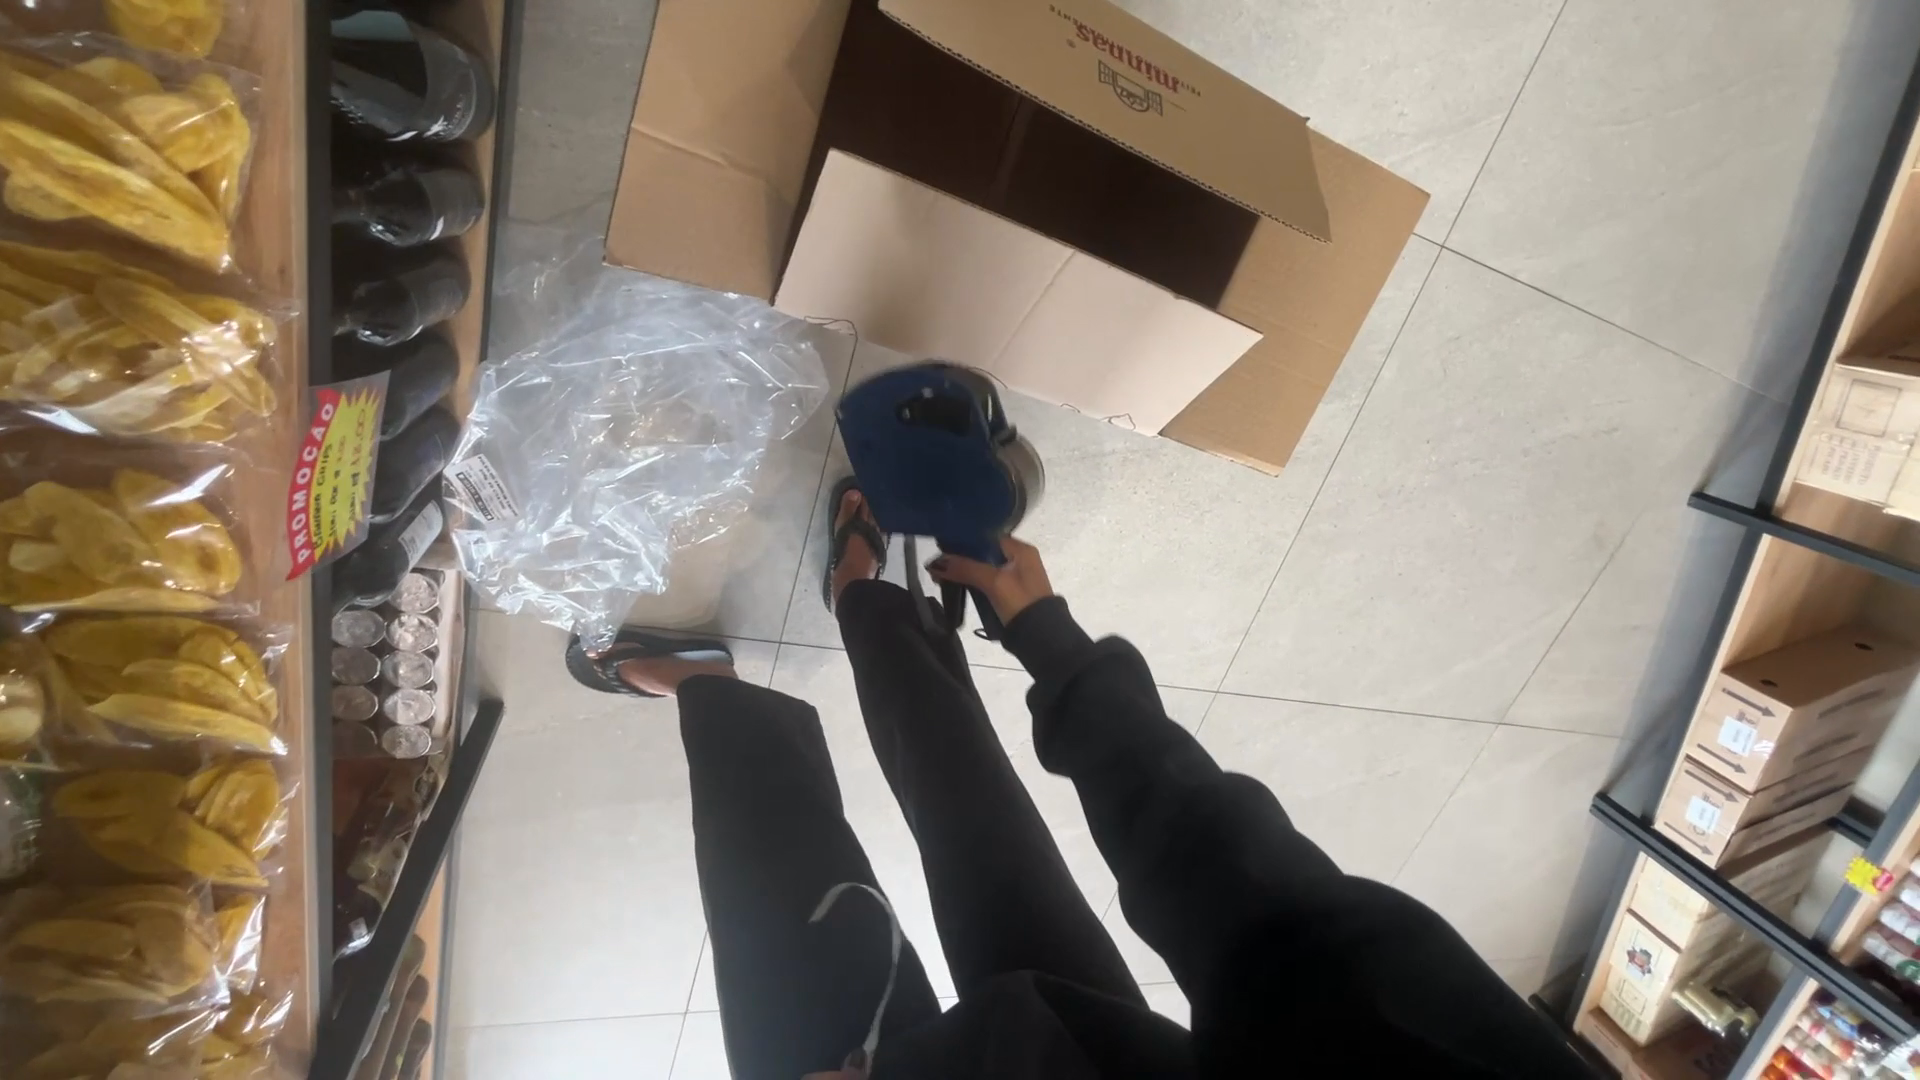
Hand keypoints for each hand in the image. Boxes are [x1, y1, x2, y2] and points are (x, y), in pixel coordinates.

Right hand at [927, 537, 1052, 624]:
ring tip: (940, 578)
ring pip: (983, 567)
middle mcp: (1019, 558)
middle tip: (937, 568)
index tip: (941, 549)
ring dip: (963, 572)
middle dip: (960, 559)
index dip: (963, 542)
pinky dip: (972, 582)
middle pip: (983, 552)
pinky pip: (987, 581)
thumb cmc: (1020, 602)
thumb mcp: (993, 582)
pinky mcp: (1011, 592)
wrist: (1041, 638)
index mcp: (1020, 549)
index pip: (986, 536)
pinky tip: (955, 586)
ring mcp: (1015, 576)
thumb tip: (934, 562)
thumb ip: (965, 568)